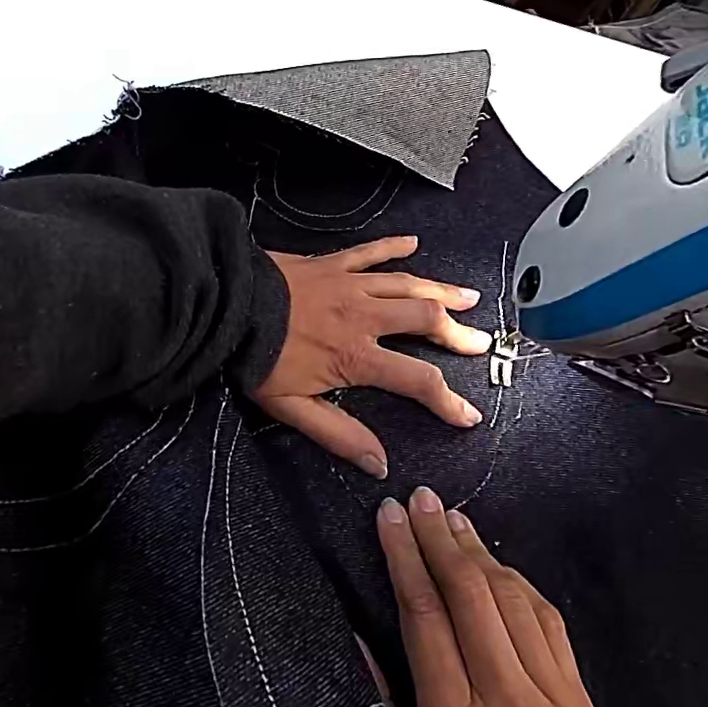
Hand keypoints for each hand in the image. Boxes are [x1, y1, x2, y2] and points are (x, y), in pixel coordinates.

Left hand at [257, 236, 491, 477]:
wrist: (227, 306)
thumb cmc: (257, 359)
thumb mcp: (292, 408)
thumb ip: (339, 435)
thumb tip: (379, 464)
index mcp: (358, 356)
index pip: (418, 380)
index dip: (449, 400)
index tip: (470, 415)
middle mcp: (366, 316)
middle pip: (426, 319)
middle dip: (458, 334)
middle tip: (480, 343)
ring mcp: (352, 284)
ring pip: (409, 284)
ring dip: (442, 291)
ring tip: (470, 297)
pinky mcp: (334, 263)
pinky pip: (370, 251)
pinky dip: (393, 246)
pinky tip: (412, 242)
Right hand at [378, 487, 602, 706]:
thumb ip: (391, 701)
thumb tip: (364, 630)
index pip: (424, 613)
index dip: (403, 555)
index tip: (389, 516)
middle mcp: (510, 706)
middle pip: (469, 592)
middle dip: (438, 537)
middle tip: (420, 498)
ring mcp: (556, 701)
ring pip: (511, 596)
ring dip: (479, 550)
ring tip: (453, 519)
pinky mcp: (585, 703)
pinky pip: (548, 621)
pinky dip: (519, 583)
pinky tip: (497, 564)